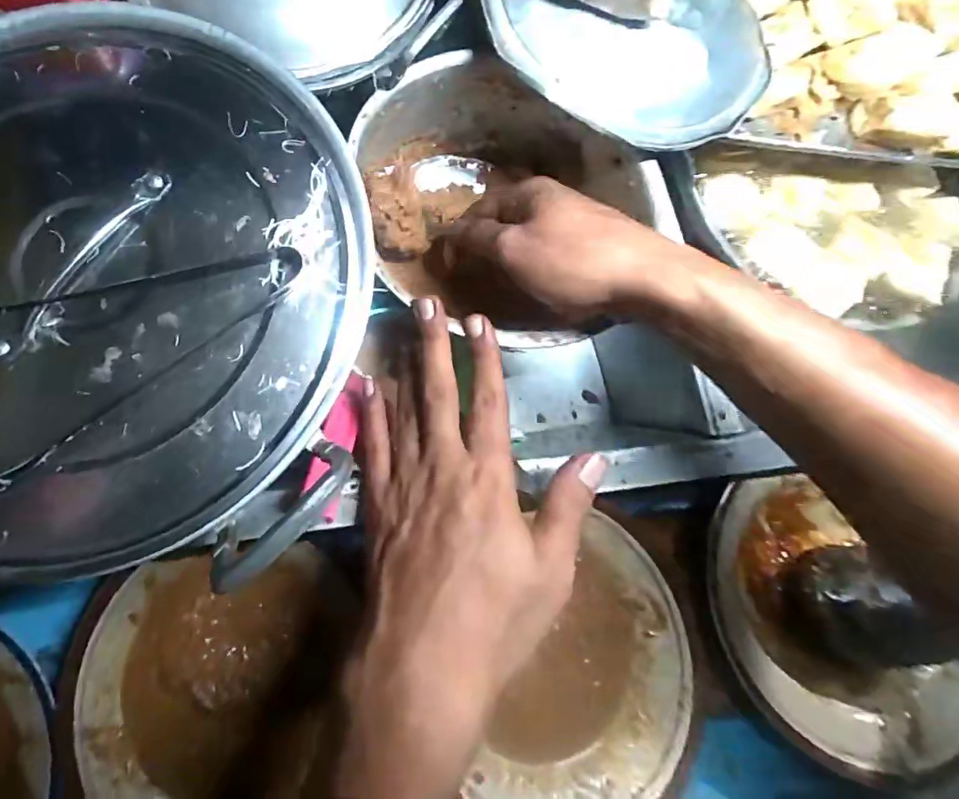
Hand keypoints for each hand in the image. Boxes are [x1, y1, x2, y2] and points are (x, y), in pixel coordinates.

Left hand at [334, 298, 604, 798]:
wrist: (424, 656)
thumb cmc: (497, 618)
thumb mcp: (550, 570)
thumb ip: (566, 507)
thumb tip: (593, 458)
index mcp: (488, 477)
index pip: (487, 402)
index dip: (484, 358)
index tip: (477, 322)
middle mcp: (442, 465)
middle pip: (436, 392)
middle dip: (431, 343)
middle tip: (425, 303)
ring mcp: (403, 480)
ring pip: (400, 409)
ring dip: (399, 364)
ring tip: (395, 328)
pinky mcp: (376, 500)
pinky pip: (371, 444)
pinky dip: (368, 411)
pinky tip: (365, 385)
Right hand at [439, 176, 700, 325]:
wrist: (649, 278)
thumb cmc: (571, 262)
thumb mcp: (513, 250)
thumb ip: (477, 237)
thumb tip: (448, 229)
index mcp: (528, 191)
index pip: (476, 209)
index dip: (457, 237)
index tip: (448, 267)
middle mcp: (552, 196)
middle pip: (503, 221)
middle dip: (485, 247)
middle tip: (474, 277)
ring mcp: (577, 217)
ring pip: (528, 235)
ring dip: (511, 257)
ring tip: (504, 283)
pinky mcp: (596, 240)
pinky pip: (552, 248)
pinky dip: (537, 264)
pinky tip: (542, 283)